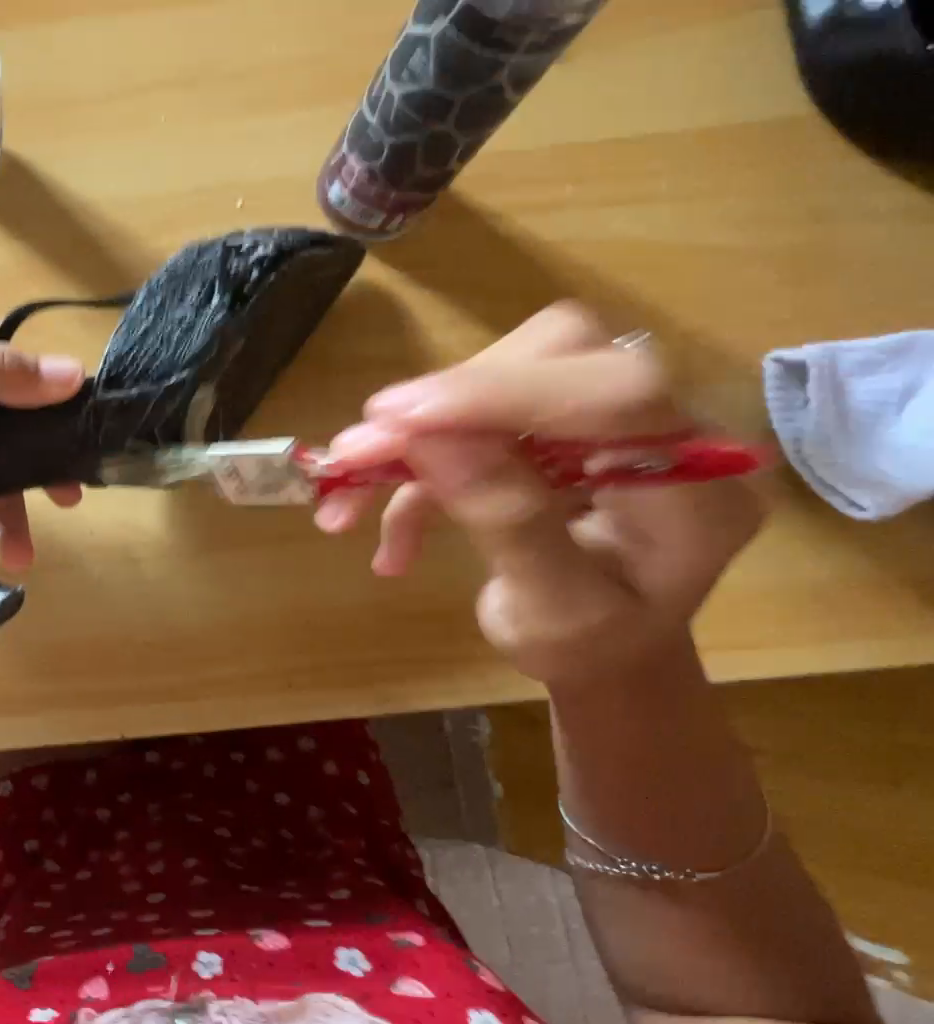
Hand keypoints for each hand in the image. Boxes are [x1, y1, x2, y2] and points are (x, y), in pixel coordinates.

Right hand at [313, 303, 764, 685]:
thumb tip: (428, 439)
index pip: (614, 394)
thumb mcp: (551, 610)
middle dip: (448, 401)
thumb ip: (505, 520)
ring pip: (499, 377)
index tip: (394, 416)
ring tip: (343, 497)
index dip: (503, 391)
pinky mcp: (547, 427)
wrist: (602, 655)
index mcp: (691, 481)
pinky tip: (375, 526)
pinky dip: (409, 465)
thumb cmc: (589, 649)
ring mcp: (597, 422)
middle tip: (358, 451)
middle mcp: (657, 429)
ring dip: (411, 435)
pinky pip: (469, 418)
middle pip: (555, 356)